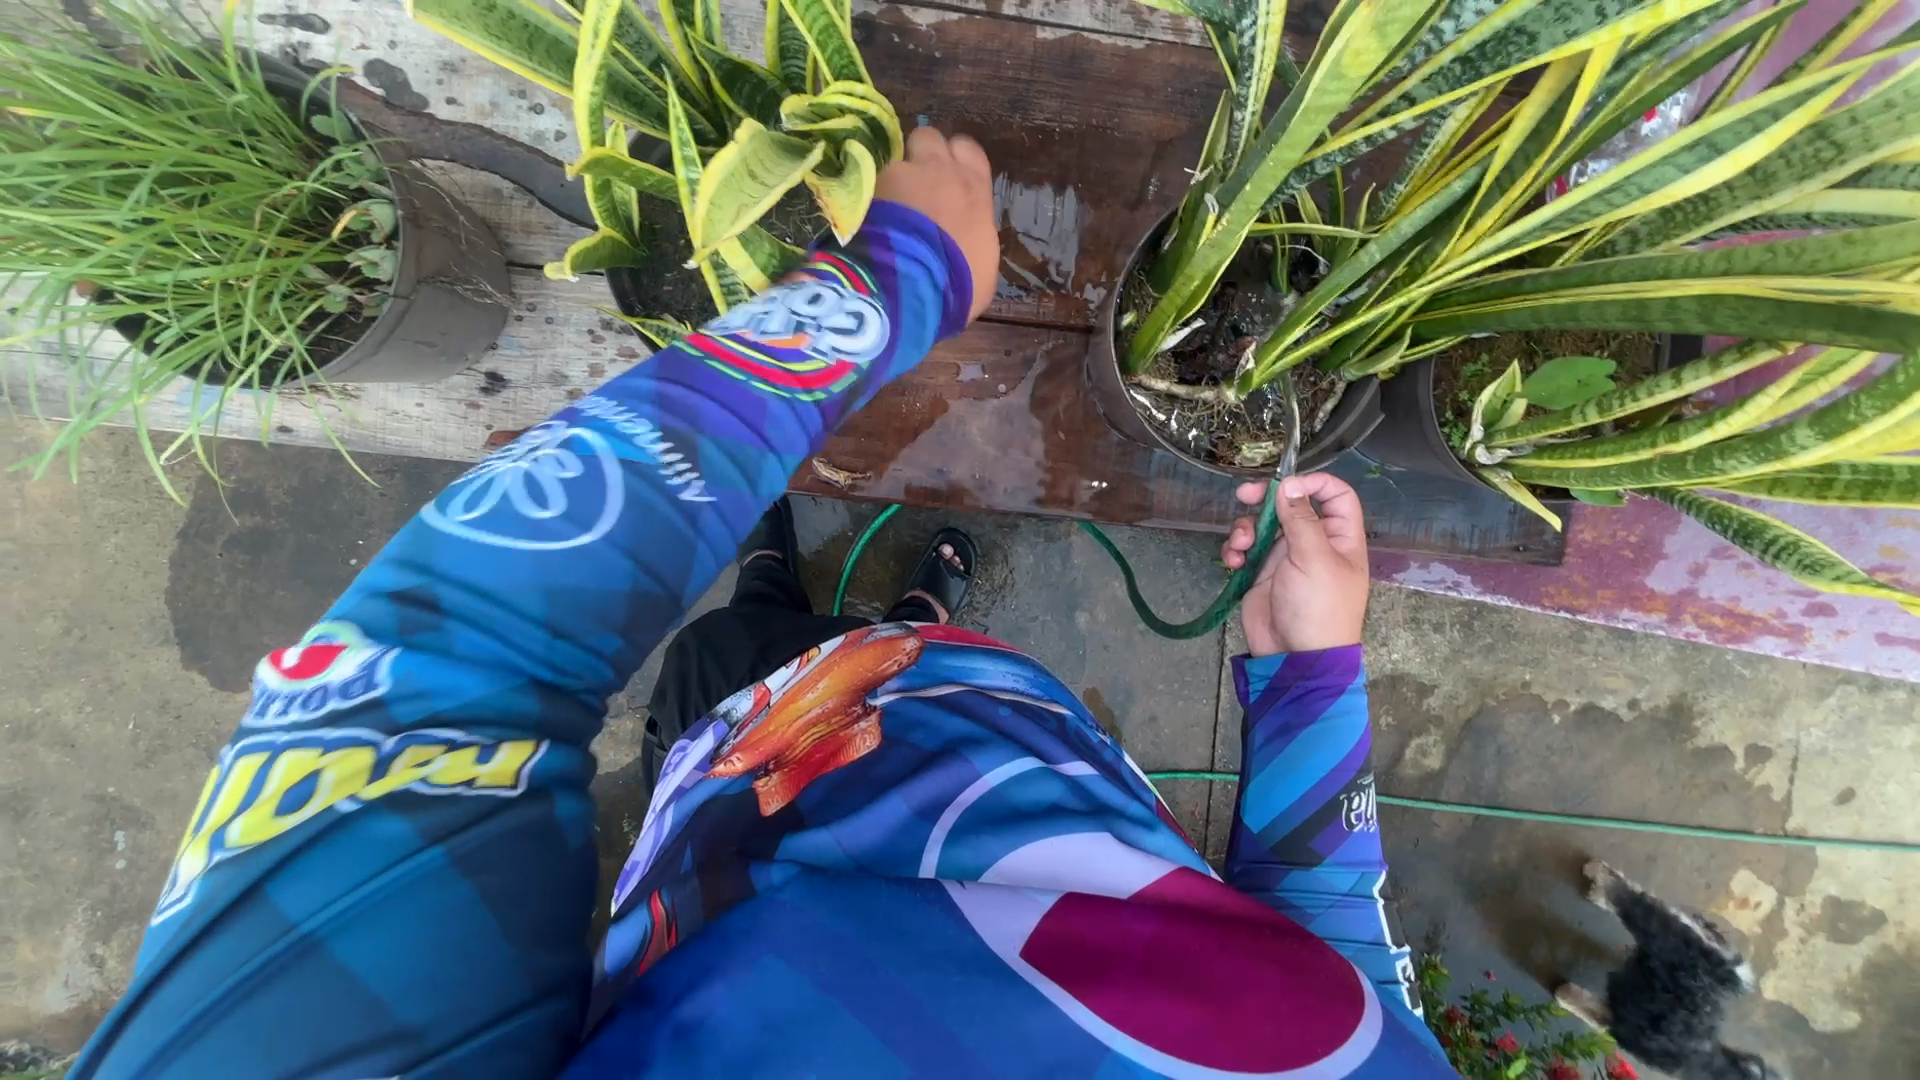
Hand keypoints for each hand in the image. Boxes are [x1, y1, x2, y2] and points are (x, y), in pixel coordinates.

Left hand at [874, 126, 998, 321]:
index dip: (957, 160)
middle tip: (917, 184)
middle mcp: (938, 170)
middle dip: (921, 155)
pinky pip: (866, 186)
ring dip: (892, 180)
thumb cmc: (961, 284)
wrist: (914, 290)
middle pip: (928, 138)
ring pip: (893, 161)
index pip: (967, 149)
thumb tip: (967, 233)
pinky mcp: (864, 191)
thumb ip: (974, 234)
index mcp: (973, 188)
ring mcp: (898, 176)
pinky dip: (868, 201)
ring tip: (887, 211)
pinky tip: (868, 226)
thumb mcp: (983, 263)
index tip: (952, 177)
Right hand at [1221, 472, 1368, 655]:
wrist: (1293, 655)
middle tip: (1243, 495)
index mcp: (1339, 537)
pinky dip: (1235, 551)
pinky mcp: (1261, 572)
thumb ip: (1301, 519)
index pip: (1335, 495)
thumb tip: (1289, 485)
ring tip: (1240, 547)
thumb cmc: (1316, 607)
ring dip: (1244, 529)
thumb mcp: (1313, 558)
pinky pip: (1245, 549)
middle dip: (1264, 500)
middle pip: (1289, 505)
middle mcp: (1312, 542)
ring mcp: (1285, 556)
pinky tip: (1233, 563)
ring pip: (1261, 525)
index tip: (1285, 484)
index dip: (1313, 483)